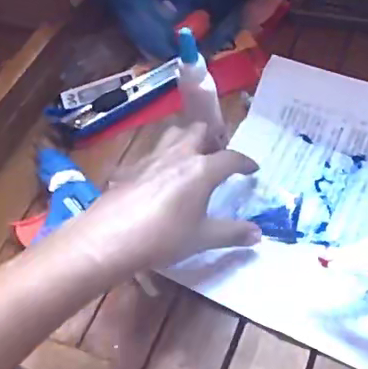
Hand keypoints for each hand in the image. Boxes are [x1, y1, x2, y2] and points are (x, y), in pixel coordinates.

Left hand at [64, 122, 260, 275]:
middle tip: (216, 154)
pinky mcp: (128, 168)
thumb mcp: (202, 238)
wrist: (110, 237)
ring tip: (189, 157)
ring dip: (184, 139)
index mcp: (201, 169)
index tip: (252, 168)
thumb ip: (232, 233)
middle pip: (198, 130)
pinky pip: (148, 155)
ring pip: (171, 135)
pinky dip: (158, 160)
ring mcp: (150, 158)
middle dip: (211, 137)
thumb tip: (257, 234)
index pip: (231, 157)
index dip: (245, 162)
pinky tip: (155, 177)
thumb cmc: (163, 237)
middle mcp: (177, 155)